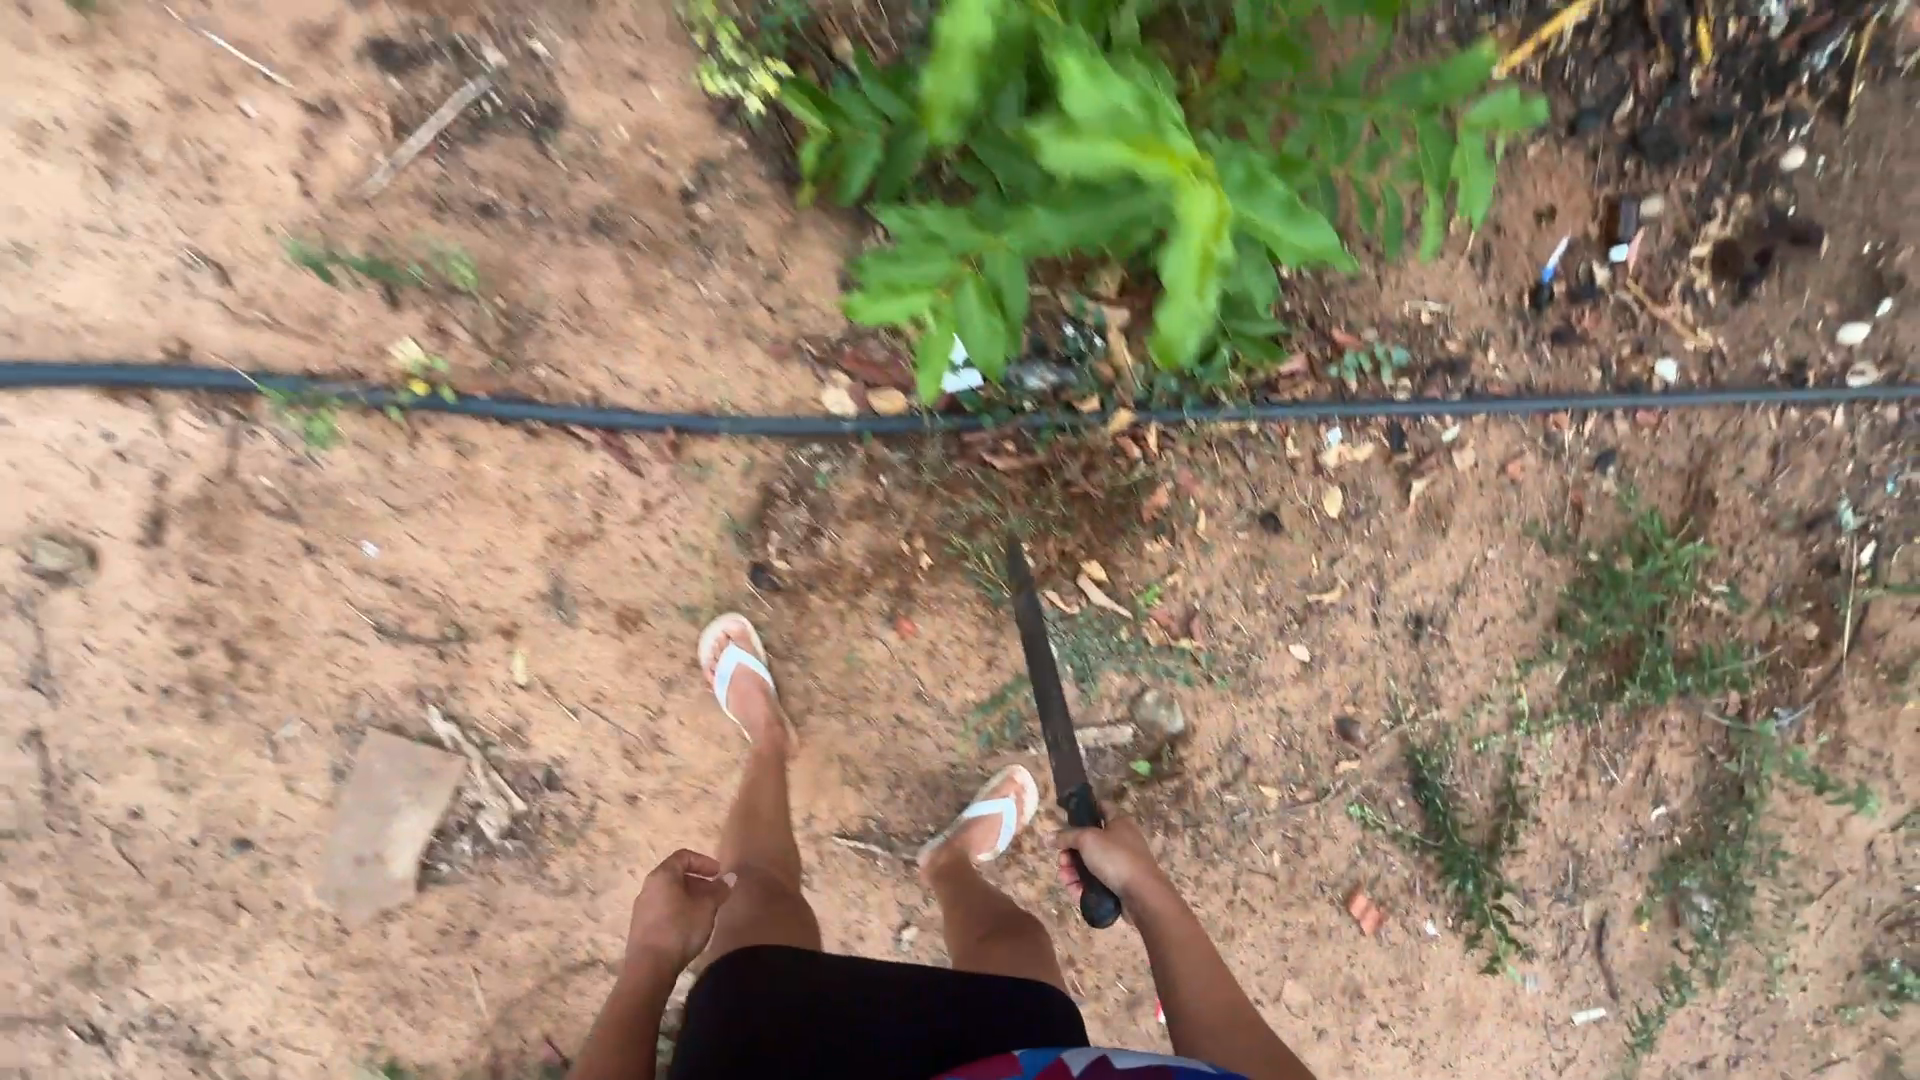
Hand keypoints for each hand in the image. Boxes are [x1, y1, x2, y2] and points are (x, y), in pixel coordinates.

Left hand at [624, 849, 733, 976]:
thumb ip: (718, 890)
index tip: (718, 874)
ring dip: (690, 897)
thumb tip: (730, 878)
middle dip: (699, 881)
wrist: (649, 969)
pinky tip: (690, 927)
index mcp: (662, 876)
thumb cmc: (680, 929)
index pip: (683, 856)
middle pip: (676, 875)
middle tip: (715, 893)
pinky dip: (679, 910)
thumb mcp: (706, 907)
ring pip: (670, 894)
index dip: (704, 861)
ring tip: (706, 911)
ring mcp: (642, 909)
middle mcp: (649, 888)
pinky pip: (663, 909)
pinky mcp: (641, 928)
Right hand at [1057, 813, 1170, 906]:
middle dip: (1070, 851)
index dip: (1084, 809)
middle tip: (1062, 860)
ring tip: (1065, 878)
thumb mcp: (1087, 840)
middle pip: (1089, 840)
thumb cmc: (1116, 857)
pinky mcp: (1119, 885)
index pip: (1101, 807)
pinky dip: (1083, 885)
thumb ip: (1066, 837)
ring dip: (1073, 870)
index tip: (1066, 818)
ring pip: (1090, 863)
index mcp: (1118, 822)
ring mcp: (1121, 864)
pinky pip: (1096, 882)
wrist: (1143, 894)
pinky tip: (1074, 890)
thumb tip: (1047, 837)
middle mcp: (1121, 840)